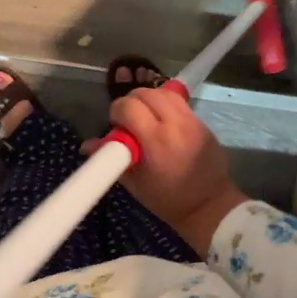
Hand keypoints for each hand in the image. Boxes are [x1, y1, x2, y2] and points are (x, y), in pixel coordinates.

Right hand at [90, 86, 249, 253]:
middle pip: (146, 93)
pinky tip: (161, 121)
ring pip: (164, 92)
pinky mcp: (201, 122)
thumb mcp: (135, 184)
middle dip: (131, 102)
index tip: (116, 127)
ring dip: (149, 99)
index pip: (129, 106)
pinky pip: (179, 102)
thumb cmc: (168, 199)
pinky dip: (165, 104)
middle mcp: (175, 124)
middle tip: (129, 122)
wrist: (209, 205)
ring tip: (145, 118)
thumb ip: (112, 159)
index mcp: (156, 140)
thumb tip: (87, 145)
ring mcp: (191, 120)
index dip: (117, 112)